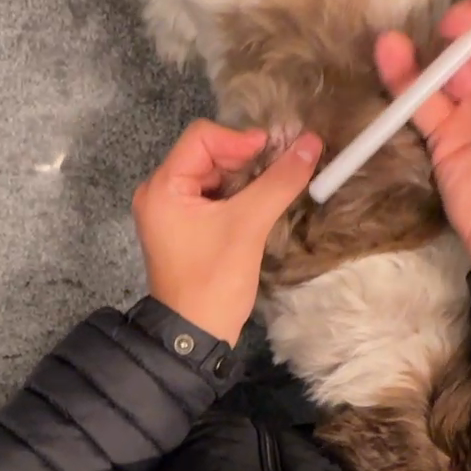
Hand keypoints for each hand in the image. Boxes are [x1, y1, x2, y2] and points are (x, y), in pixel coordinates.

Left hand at [132, 121, 322, 342]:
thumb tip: (311, 143)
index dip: (240, 139)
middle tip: (278, 170)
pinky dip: (236, 196)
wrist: (196, 334)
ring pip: (212, 176)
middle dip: (244, 159)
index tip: (272, 153)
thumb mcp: (249, 226)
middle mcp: (159, 194)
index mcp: (162, 188)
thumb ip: (279, 181)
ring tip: (272, 189)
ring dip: (244, 178)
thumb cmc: (214, 280)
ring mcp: (170, 213)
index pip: (201, 137)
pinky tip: (259, 206)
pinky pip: (212, 198)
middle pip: (207, 154)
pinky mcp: (183, 229)